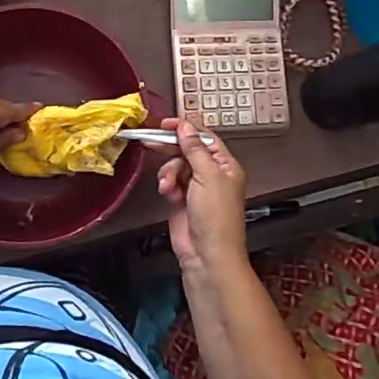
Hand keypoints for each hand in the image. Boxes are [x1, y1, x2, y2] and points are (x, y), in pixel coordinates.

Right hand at [155, 118, 248, 278]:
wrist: (207, 254)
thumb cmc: (217, 219)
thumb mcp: (208, 176)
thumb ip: (195, 149)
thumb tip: (186, 128)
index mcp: (225, 166)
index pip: (205, 139)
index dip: (187, 129)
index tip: (168, 123)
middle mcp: (212, 175)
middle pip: (188, 151)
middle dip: (171, 149)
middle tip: (153, 142)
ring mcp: (196, 188)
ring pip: (175, 166)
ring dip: (168, 173)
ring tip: (168, 186)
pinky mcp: (182, 200)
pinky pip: (170, 182)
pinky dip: (167, 185)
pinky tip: (169, 194)